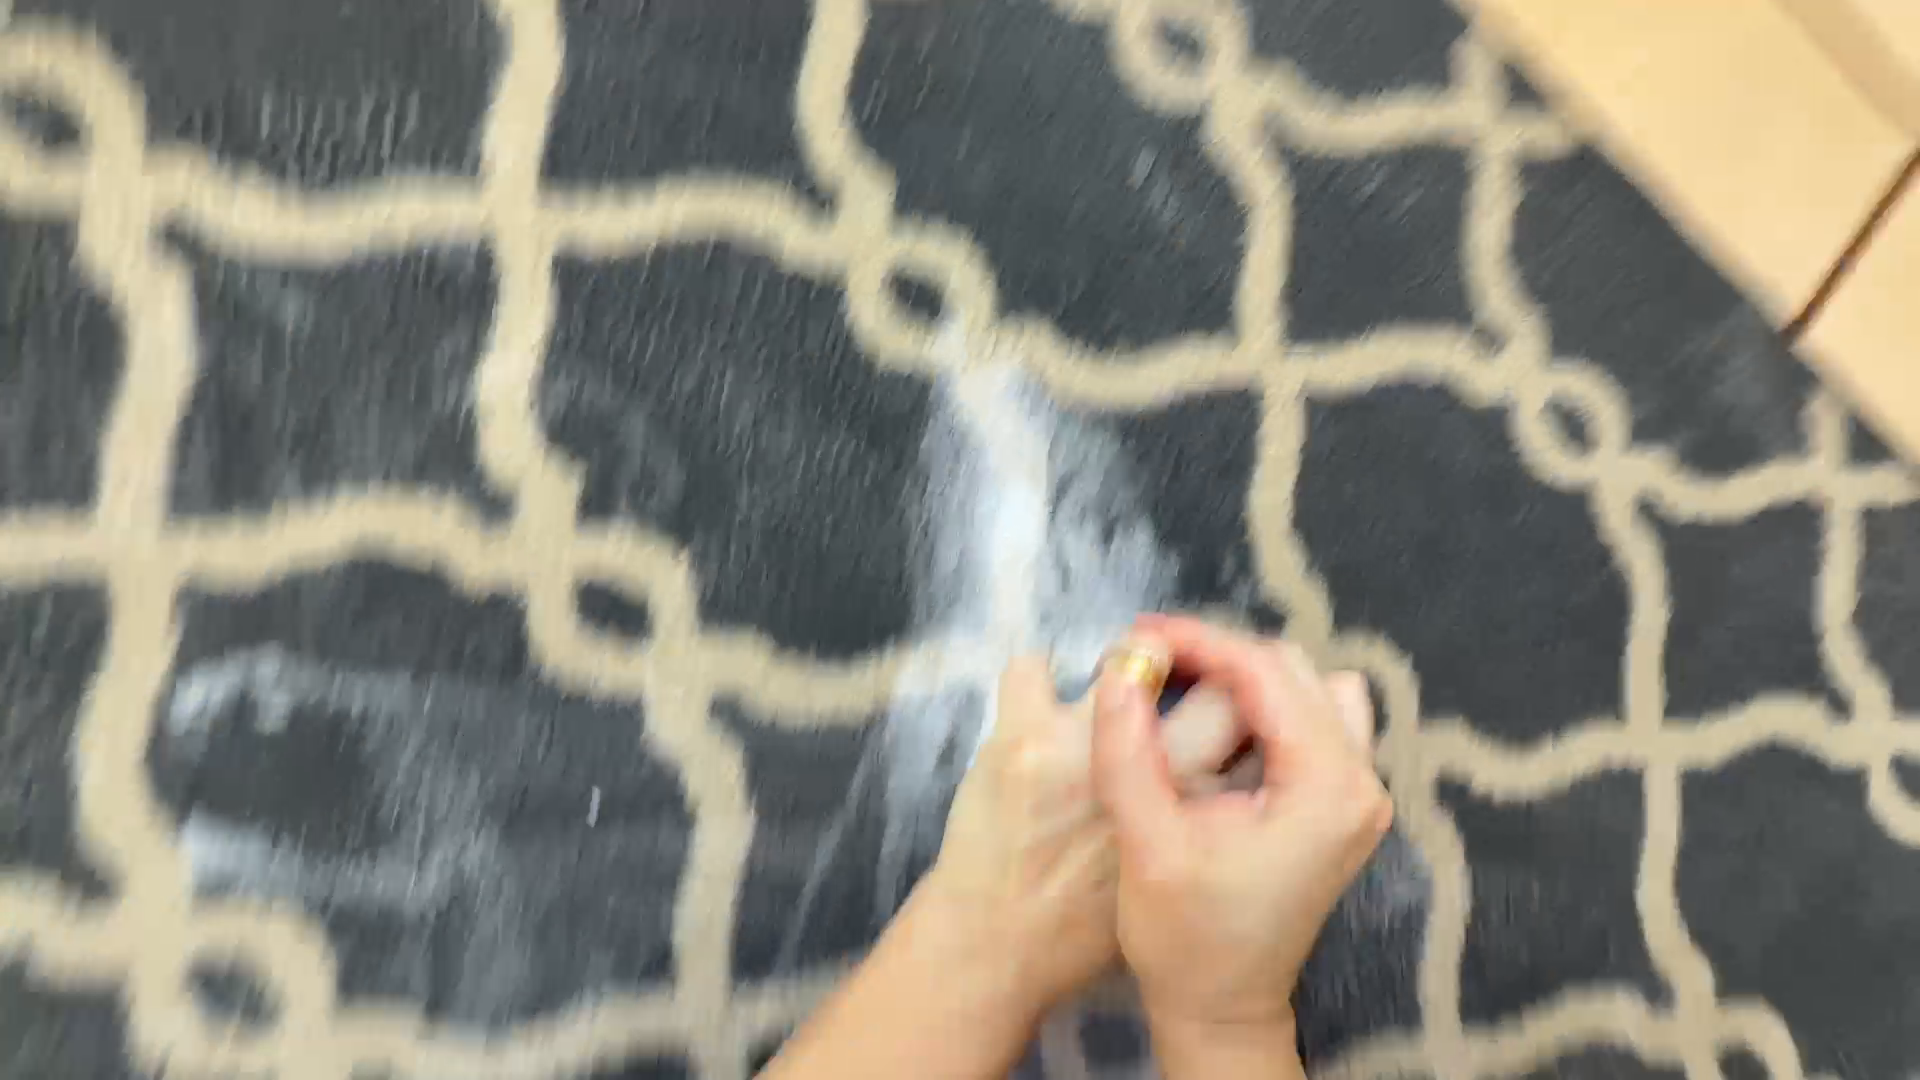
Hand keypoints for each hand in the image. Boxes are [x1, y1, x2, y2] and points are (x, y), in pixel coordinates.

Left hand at [913, 652, 1245, 1021]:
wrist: (992, 947)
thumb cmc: (1081, 928)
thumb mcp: (1162, 874)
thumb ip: (1190, 816)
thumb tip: (1204, 759)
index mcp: (1194, 805)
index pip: (1243, 715)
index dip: (1231, 693)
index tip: (1206, 688)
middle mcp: (1152, 765)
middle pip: (1204, 674)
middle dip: (1189, 666)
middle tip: (1156, 674)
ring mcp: (1083, 743)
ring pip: (1123, 659)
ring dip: (1114, 671)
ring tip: (1092, 696)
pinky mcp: (1022, 734)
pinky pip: (1031, 666)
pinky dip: (1033, 678)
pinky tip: (1035, 698)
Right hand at [1090, 617, 1391, 1055]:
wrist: (1221, 1007)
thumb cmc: (1184, 937)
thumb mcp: (1146, 844)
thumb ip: (1127, 752)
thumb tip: (1119, 667)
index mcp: (1325, 789)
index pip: (1266, 673)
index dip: (1198, 640)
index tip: (1138, 632)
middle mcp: (1358, 781)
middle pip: (1291, 670)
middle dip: (1216, 651)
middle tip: (1149, 656)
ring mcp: (1354, 791)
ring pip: (1304, 685)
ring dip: (1239, 671)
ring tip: (1177, 678)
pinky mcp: (1335, 800)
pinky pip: (1306, 715)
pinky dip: (1257, 698)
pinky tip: (1212, 713)